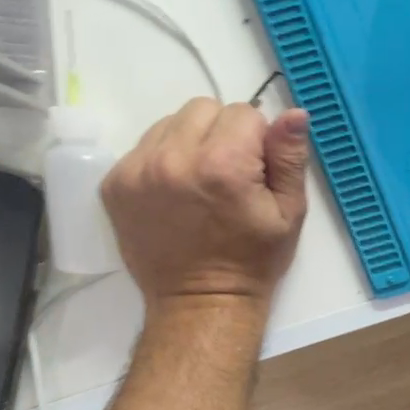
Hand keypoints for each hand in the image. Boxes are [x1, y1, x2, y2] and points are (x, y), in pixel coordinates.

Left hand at [101, 98, 310, 310]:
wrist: (201, 301)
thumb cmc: (255, 259)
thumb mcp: (290, 211)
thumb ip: (289, 157)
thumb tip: (295, 113)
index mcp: (223, 165)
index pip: (244, 112)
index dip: (258, 139)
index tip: (258, 171)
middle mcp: (174, 158)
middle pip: (204, 108)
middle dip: (223, 133)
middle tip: (231, 174)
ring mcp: (137, 169)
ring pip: (171, 122)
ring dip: (191, 141)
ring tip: (202, 182)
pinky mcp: (114, 181)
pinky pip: (145, 145)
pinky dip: (165, 159)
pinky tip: (177, 192)